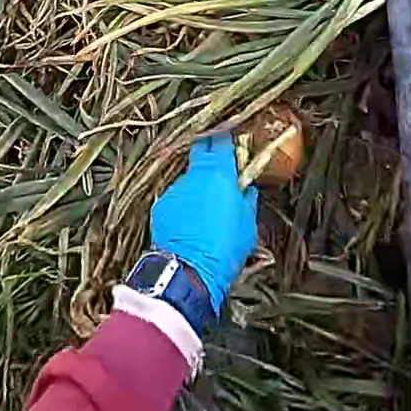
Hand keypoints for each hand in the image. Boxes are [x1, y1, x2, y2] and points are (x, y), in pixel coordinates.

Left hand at [149, 135, 258, 312]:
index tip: (231, 141)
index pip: (221, 140)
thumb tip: (247, 189)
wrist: (189, 271)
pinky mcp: (161, 205)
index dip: (226, 138)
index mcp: (218, 172)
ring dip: (197, 184)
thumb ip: (247, 199)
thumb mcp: (248, 222)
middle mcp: (194, 174)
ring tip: (206, 205)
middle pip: (200, 150)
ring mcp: (175, 189)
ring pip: (188, 177)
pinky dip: (184, 203)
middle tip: (219, 162)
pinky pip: (176, 197)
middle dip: (209, 151)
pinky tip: (191, 221)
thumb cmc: (224, 247)